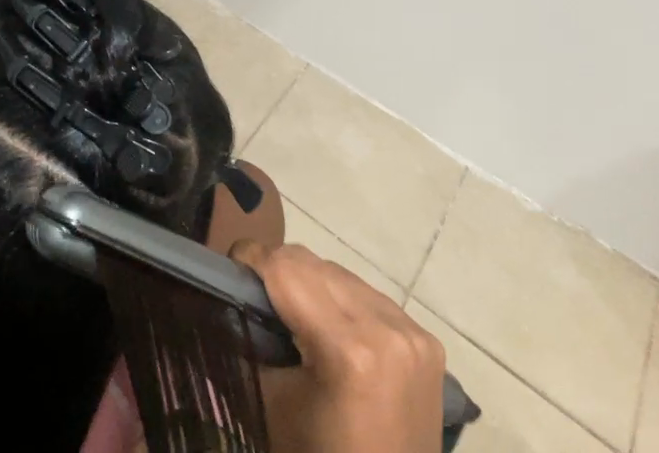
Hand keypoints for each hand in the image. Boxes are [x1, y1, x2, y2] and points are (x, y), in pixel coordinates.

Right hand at [233, 241, 447, 452]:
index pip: (287, 268)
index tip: (230, 268)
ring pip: (342, 273)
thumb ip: (251, 339)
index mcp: (347, 347)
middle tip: (255, 292)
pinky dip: (344, 301)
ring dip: (312, 282)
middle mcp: (386, 328)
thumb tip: (232, 295)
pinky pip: (372, 296)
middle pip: (314, 263)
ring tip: (293, 310)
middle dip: (278, 269)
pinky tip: (333, 327)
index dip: (251, 258)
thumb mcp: (270, 400)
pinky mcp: (428, 340)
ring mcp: (413, 333)